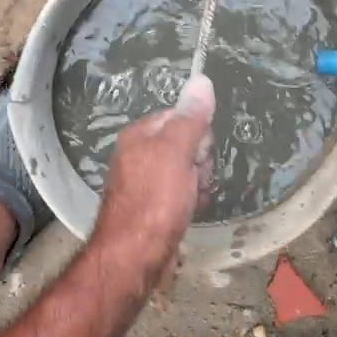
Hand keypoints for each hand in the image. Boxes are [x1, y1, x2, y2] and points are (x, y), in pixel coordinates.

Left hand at [88, 74, 215, 283]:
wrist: (134, 256)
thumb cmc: (155, 200)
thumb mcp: (177, 152)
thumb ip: (191, 118)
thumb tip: (201, 80)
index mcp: (140, 135)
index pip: (182, 117)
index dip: (198, 135)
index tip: (197, 154)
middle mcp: (139, 154)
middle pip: (187, 144)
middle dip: (199, 163)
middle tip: (193, 181)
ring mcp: (145, 182)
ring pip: (187, 171)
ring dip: (197, 185)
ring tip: (190, 201)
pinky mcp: (153, 206)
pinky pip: (181, 193)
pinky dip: (190, 202)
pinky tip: (188, 213)